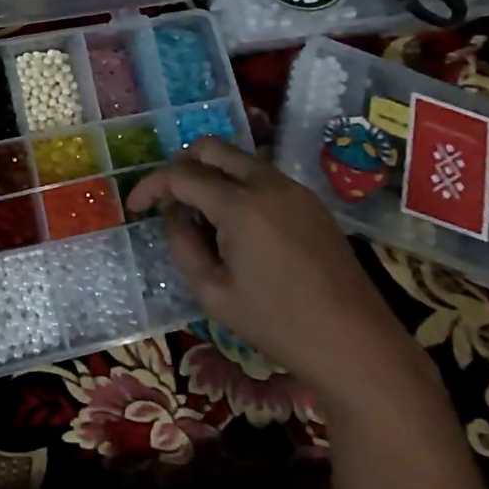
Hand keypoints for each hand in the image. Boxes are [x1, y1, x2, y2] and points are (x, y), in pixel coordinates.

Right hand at [125, 138, 419, 398]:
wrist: (354, 340)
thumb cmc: (275, 323)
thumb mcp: (212, 292)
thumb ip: (183, 246)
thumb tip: (174, 217)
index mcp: (241, 206)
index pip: (181, 175)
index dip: (150, 186)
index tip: (134, 207)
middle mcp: (268, 185)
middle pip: (212, 148)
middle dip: (179, 166)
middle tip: (165, 199)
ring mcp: (295, 190)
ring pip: (239, 159)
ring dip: (209, 174)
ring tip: (196, 215)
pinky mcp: (311, 203)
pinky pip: (262, 177)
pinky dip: (235, 185)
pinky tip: (231, 224)